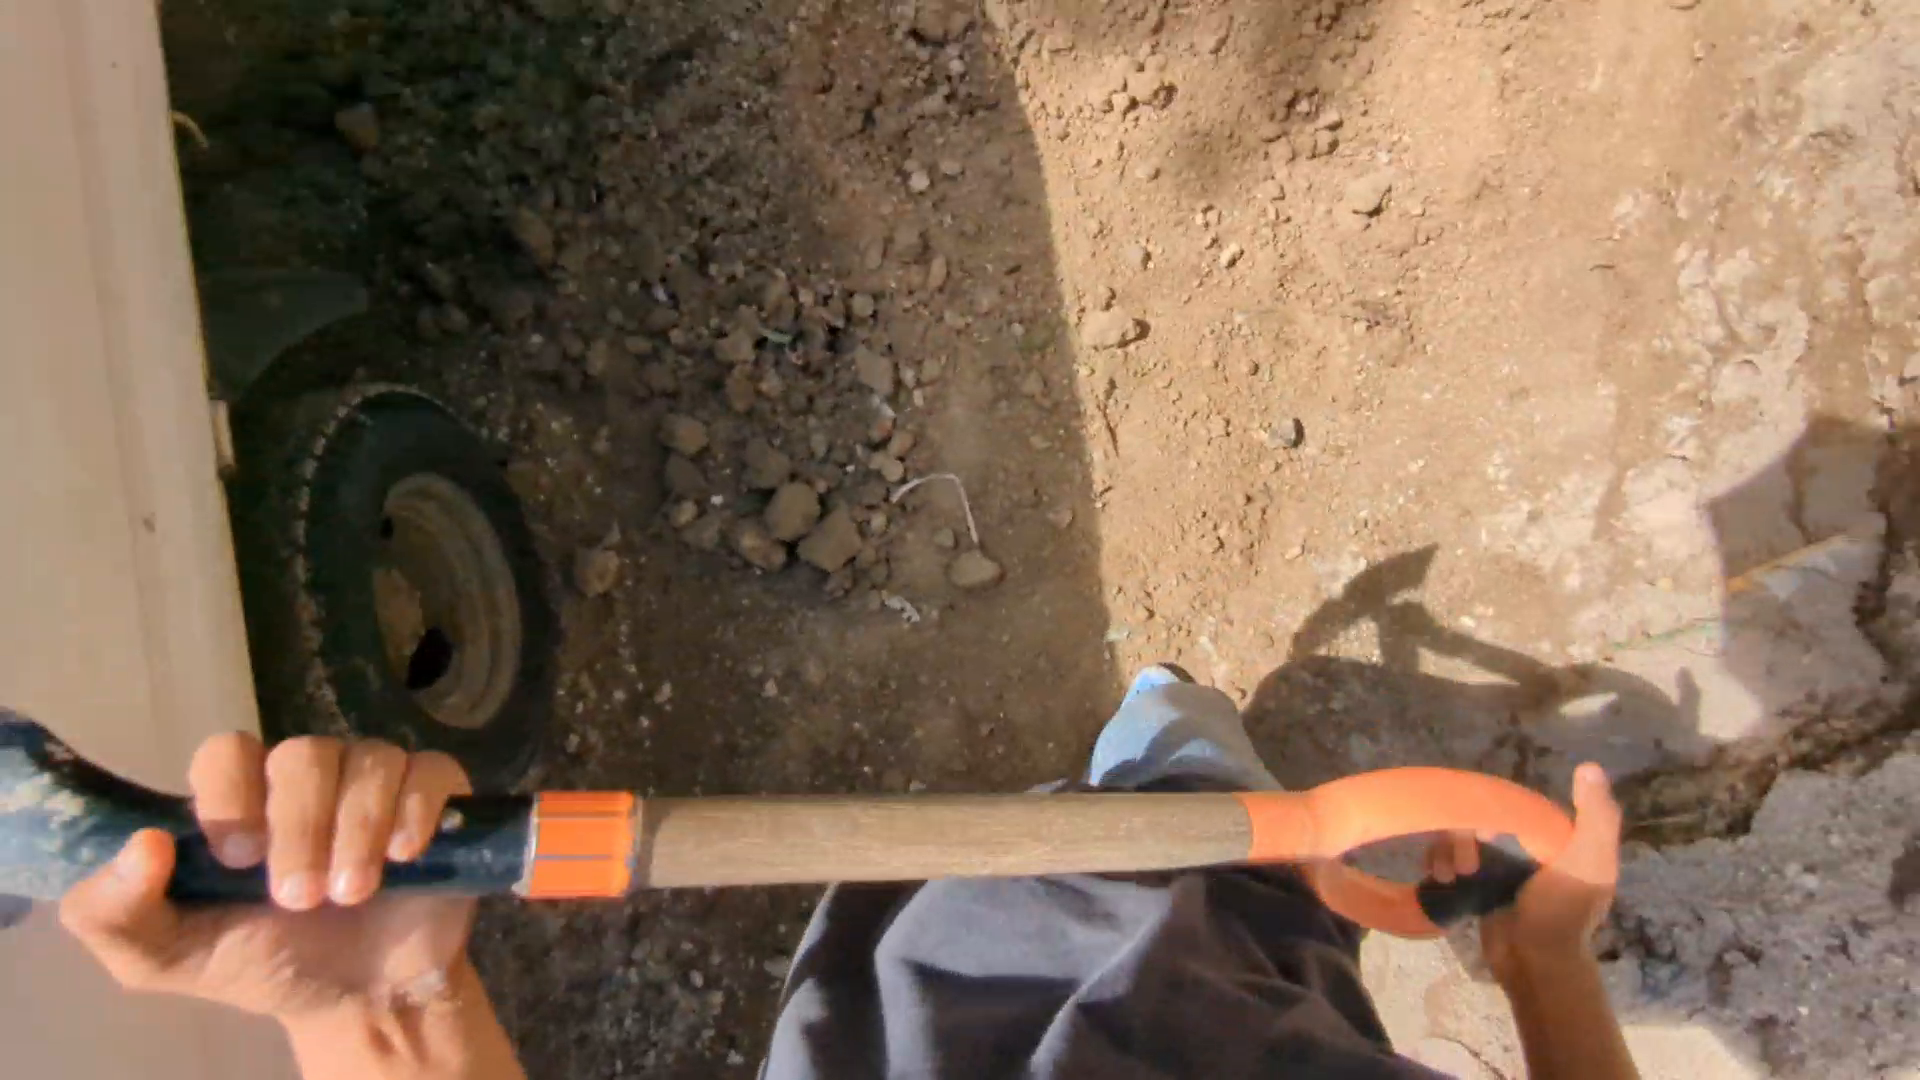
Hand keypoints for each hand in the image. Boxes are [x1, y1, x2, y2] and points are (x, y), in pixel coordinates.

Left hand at [60, 734, 477, 1021]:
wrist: (362, 989)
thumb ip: (117, 912)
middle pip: (306, 753)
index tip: (239, 860)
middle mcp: (313, 776)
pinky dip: (416, 812)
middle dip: (303, 827)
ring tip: (355, 892)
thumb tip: (142, 843)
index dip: (231, 795)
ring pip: (373, 760)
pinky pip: (430, 772)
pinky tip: (404, 856)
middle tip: (302, 896)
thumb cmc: (265, 962)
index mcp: (244, 800)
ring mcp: (381, 777)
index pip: (229, 752)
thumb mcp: (167, 957)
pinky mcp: (438, 788)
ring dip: (360, 831)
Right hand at [1426, 763, 1622, 983]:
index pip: (1510, 802)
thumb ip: (1595, 817)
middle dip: (1461, 834)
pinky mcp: (1472, 882)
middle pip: (1476, 817)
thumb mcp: (1588, 862)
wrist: (1535, 963)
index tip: (1474, 815)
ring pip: (1455, 836)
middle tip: (1465, 861)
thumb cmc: (1563, 911)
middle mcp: (1522, 846)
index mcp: (1551, 836)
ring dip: (1447, 851)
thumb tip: (1589, 766)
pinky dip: (1438, 862)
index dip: (1488, 803)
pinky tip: (1440, 878)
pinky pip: (1444, 857)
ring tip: (1453, 875)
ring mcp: (1495, 865)